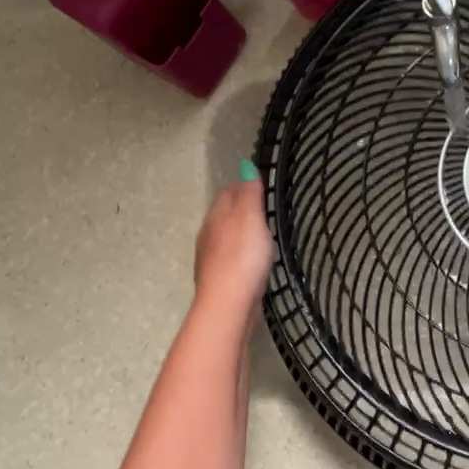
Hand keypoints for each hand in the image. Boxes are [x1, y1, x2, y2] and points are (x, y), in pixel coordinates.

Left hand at [192, 175, 273, 312]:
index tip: (258, 185)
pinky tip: (249, 260)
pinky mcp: (217, 279)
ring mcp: (210, 258)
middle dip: (238, 208)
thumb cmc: (242, 256)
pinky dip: (238, 253)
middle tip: (260, 208)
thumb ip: (250, 193)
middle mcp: (208, 234)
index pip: (227, 193)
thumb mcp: (251, 218)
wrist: (228, 303)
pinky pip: (228, 257)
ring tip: (257, 233)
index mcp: (216, 216)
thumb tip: (245, 165)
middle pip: (223, 214)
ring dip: (238, 232)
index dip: (242, 186)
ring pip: (224, 237)